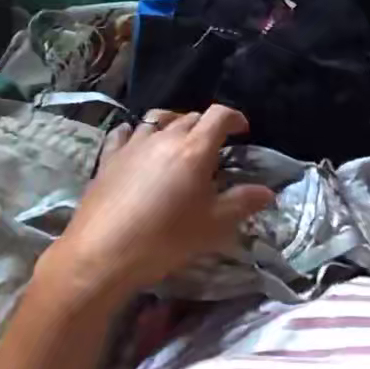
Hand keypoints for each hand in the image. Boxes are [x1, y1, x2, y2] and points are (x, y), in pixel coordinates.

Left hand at [40, 105, 275, 302]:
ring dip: (173, 124)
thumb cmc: (165, 239)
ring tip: (178, 141)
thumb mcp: (213, 226)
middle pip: (189, 117)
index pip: (218, 116)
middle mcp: (163, 138)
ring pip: (157, 120)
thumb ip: (242, 203)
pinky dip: (137, 133)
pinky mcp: (108, 158)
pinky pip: (125, 133)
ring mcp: (132, 145)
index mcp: (194, 149)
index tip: (243, 130)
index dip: (234, 118)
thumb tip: (266, 191)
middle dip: (206, 126)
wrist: (103, 252)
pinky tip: (137, 144)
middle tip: (215, 147)